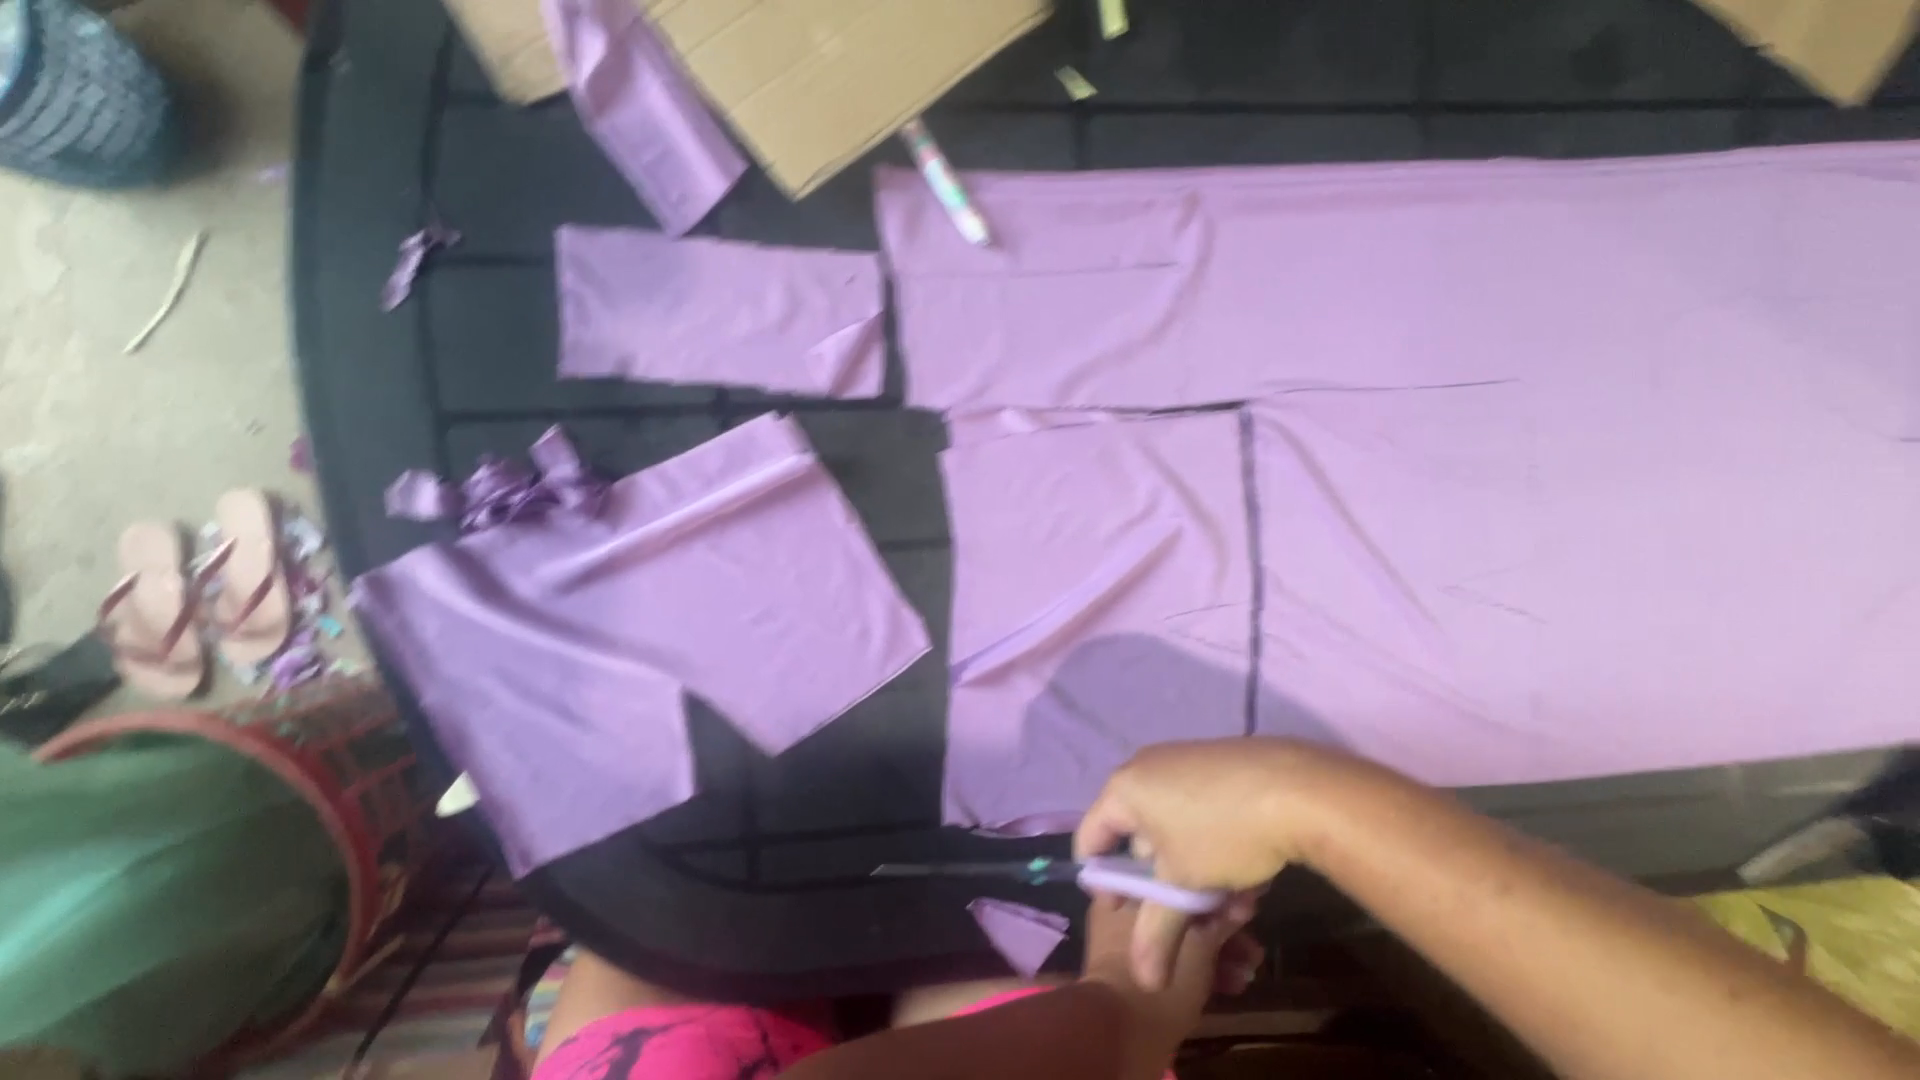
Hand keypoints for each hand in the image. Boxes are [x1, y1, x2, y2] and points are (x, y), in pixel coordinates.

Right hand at [1074, 738, 1381, 988]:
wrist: (1300, 788)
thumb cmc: (1223, 833)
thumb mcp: (1185, 885)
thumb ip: (1156, 931)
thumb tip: (1145, 984)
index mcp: (1124, 789)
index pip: (1090, 839)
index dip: (1105, 882)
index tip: (1127, 913)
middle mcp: (1146, 767)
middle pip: (1137, 836)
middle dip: (1162, 881)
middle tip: (1189, 912)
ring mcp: (1183, 759)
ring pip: (1174, 828)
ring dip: (1193, 869)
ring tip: (1230, 900)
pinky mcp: (1217, 762)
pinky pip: (1199, 810)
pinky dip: (1213, 842)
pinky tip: (1248, 872)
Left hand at [1080, 891, 1264, 1077]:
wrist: (1117, 1037)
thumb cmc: (1157, 985)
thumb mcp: (1197, 950)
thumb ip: (1218, 922)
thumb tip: (1241, 901)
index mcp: (1131, 891)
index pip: (1180, 880)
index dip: (1217, 897)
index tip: (1246, 912)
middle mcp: (1125, 906)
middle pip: (1181, 910)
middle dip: (1222, 932)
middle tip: (1253, 951)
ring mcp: (1127, 938)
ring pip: (1178, 935)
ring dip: (1216, 953)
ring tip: (1248, 972)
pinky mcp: (1136, 968)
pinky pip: (1169, 956)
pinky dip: (1197, 967)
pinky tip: (1232, 985)